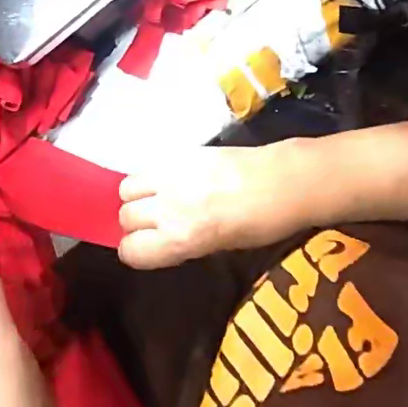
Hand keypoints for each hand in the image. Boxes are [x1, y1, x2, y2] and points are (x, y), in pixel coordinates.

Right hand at [117, 143, 308, 268]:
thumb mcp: (221, 246)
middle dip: (135, 224)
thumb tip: (163, 238)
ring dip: (137, 197)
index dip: (136, 252)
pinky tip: (172, 182)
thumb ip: (185, 241)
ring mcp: (170, 175)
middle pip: (125, 216)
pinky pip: (148, 167)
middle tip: (155, 225)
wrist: (282, 180)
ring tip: (157, 199)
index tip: (146, 250)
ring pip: (127, 187)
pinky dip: (151, 177)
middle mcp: (168, 207)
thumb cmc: (262, 225)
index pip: (131, 250)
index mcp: (180, 237)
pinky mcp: (178, 153)